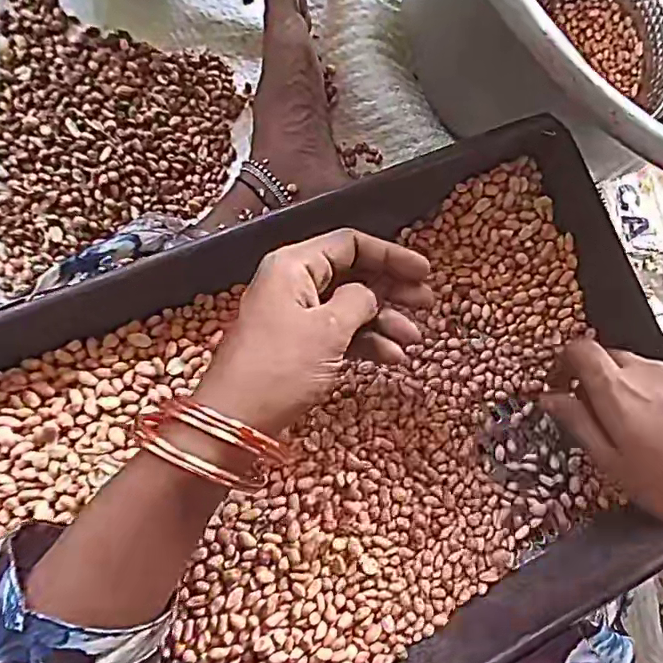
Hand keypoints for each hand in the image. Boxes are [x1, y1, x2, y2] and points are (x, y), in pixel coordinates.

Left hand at [195, 229, 433, 434]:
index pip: (350, 244)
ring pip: (350, 308)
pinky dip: (366, 343)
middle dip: (392, 290)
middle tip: (426, 302)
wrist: (237, 418)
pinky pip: (339, 334)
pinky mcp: (298, 346)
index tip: (423, 272)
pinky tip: (391, 357)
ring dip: (384, 322)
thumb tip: (373, 294)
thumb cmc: (279, 367)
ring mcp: (295, 316)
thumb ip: (359, 301)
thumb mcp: (328, 329)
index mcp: (294, 266)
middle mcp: (293, 284)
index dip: (391, 255)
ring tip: (413, 339)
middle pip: (353, 275)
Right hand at [539, 337, 662, 532]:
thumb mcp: (610, 462)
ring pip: (638, 368)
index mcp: (617, 389)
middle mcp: (647, 371)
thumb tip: (551, 398)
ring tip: (633, 427)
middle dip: (594, 378)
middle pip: (608, 356)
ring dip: (625, 386)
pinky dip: (653, 393)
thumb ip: (577, 422)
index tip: (561, 383)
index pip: (580, 349)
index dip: (564, 362)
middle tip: (594, 413)